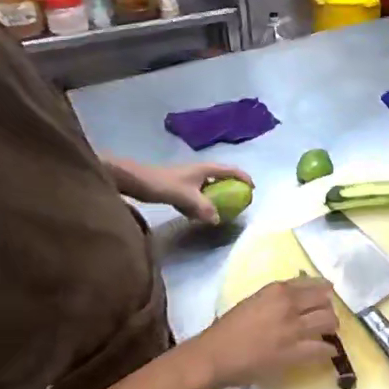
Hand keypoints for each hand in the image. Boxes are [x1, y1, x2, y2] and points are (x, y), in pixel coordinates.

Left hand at [115, 159, 251, 222]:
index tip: (253, 189)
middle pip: (222, 177)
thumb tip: (218, 220)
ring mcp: (190, 178)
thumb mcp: (185, 197)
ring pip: (209, 187)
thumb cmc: (163, 184)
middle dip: (232, 188)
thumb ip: (203, 207)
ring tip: (223, 209)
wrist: (135, 181)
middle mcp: (201, 171)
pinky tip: (198, 214)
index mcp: (206, 169)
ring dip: (217, 197)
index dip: (244, 178)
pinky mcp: (180, 186)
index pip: (232, 170)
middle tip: (239, 201)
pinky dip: (202, 202)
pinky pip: (198, 194)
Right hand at [186, 277, 338, 388]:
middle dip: (328, 307)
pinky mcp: (293, 353)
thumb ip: (279, 296)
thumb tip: (299, 296)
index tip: (327, 294)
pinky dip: (327, 350)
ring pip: (328, 321)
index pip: (313, 283)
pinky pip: (321, 348)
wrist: (214, 355)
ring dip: (331, 326)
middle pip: (325, 300)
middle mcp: (290, 305)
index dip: (323, 289)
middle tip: (327, 315)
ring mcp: (293, 329)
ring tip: (329, 331)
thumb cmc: (229, 327)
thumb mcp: (256, 299)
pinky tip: (329, 351)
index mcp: (278, 290)